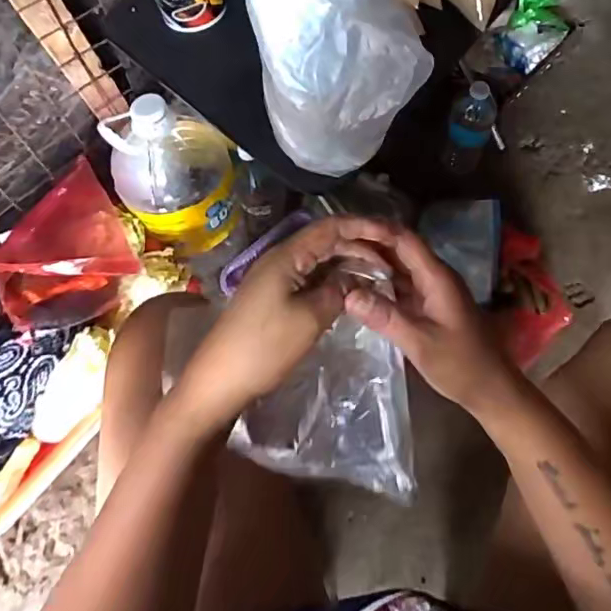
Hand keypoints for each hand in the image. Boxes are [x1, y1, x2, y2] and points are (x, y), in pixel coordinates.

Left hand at [175, 216, 396, 427]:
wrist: (216, 385)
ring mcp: (277, 277)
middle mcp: (281, 258)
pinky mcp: (275, 295)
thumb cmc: (263, 349)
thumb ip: (340, 291)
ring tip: (381, 272)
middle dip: (362, 244)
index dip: (364, 226)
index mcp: (286, 255)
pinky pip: (313, 275)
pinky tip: (354, 289)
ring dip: (350, 261)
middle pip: (328, 239)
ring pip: (322, 258)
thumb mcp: (309, 319)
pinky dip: (336, 278)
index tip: (392, 233)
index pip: (332, 227)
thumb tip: (359, 279)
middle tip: (393, 256)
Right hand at [344, 226, 519, 411]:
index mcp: (437, 277)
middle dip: (371, 242)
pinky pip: (403, 283)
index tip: (347, 227)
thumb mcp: (420, 343)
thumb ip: (385, 317)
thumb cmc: (460, 364)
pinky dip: (383, 280)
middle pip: (401, 248)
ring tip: (341, 258)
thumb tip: (348, 294)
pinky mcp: (429, 304)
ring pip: (401, 265)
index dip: (377, 230)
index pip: (405, 240)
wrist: (491, 387)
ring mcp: (433, 289)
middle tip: (336, 242)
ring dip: (375, 260)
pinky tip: (361, 285)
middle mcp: (435, 276)